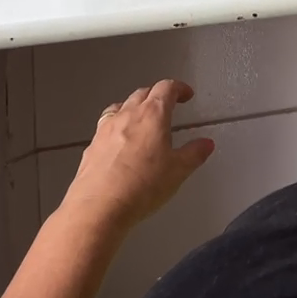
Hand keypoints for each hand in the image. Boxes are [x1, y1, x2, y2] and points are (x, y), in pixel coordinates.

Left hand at [63, 79, 214, 230]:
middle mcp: (127, 115)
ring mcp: (105, 130)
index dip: (179, 88)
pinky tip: (119, 144)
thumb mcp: (178, 171)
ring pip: (120, 106)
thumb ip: (194, 154)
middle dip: (157, 95)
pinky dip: (116, 127)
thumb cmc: (141, 186)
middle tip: (167, 104)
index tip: (186, 94)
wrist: (97, 209)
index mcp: (153, 114)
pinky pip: (105, 127)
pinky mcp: (90, 148)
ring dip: (133, 107)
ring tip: (141, 119)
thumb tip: (206, 144)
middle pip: (143, 93)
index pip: (167, 88)